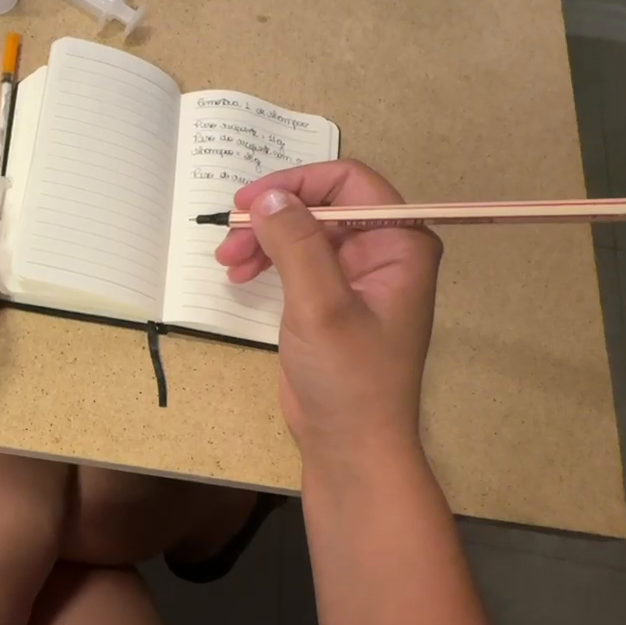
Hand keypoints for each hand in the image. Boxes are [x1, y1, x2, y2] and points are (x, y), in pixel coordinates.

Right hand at [214, 161, 441, 464]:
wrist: (350, 440)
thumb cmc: (348, 377)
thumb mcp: (319, 306)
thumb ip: (296, 246)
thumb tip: (268, 197)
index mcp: (399, 244)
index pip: (349, 184)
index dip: (295, 184)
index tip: (246, 204)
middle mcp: (381, 253)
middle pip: (321, 207)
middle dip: (272, 219)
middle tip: (227, 241)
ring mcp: (354, 279)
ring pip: (303, 235)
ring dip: (263, 242)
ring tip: (226, 263)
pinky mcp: (329, 302)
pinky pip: (297, 264)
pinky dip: (266, 264)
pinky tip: (241, 278)